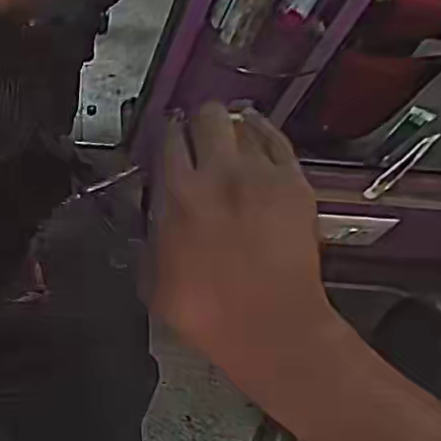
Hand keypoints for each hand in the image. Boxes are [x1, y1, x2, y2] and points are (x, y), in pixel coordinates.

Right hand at [151, 103, 346, 375]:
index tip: (162, 137)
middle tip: (194, 130)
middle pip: (208, 118)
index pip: (167, 143)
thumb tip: (145, 232)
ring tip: (226, 130)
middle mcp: (219, 174)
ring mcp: (262, 175)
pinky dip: (264, 134)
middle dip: (198, 120)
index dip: (163, 134)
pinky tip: (257, 134)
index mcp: (177, 197)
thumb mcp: (152, 281)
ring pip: (245, 124)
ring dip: (231, 125)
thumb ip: (148, 245)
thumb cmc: (203, 309)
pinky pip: (278, 142)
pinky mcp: (295, 183)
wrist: (266, 322)